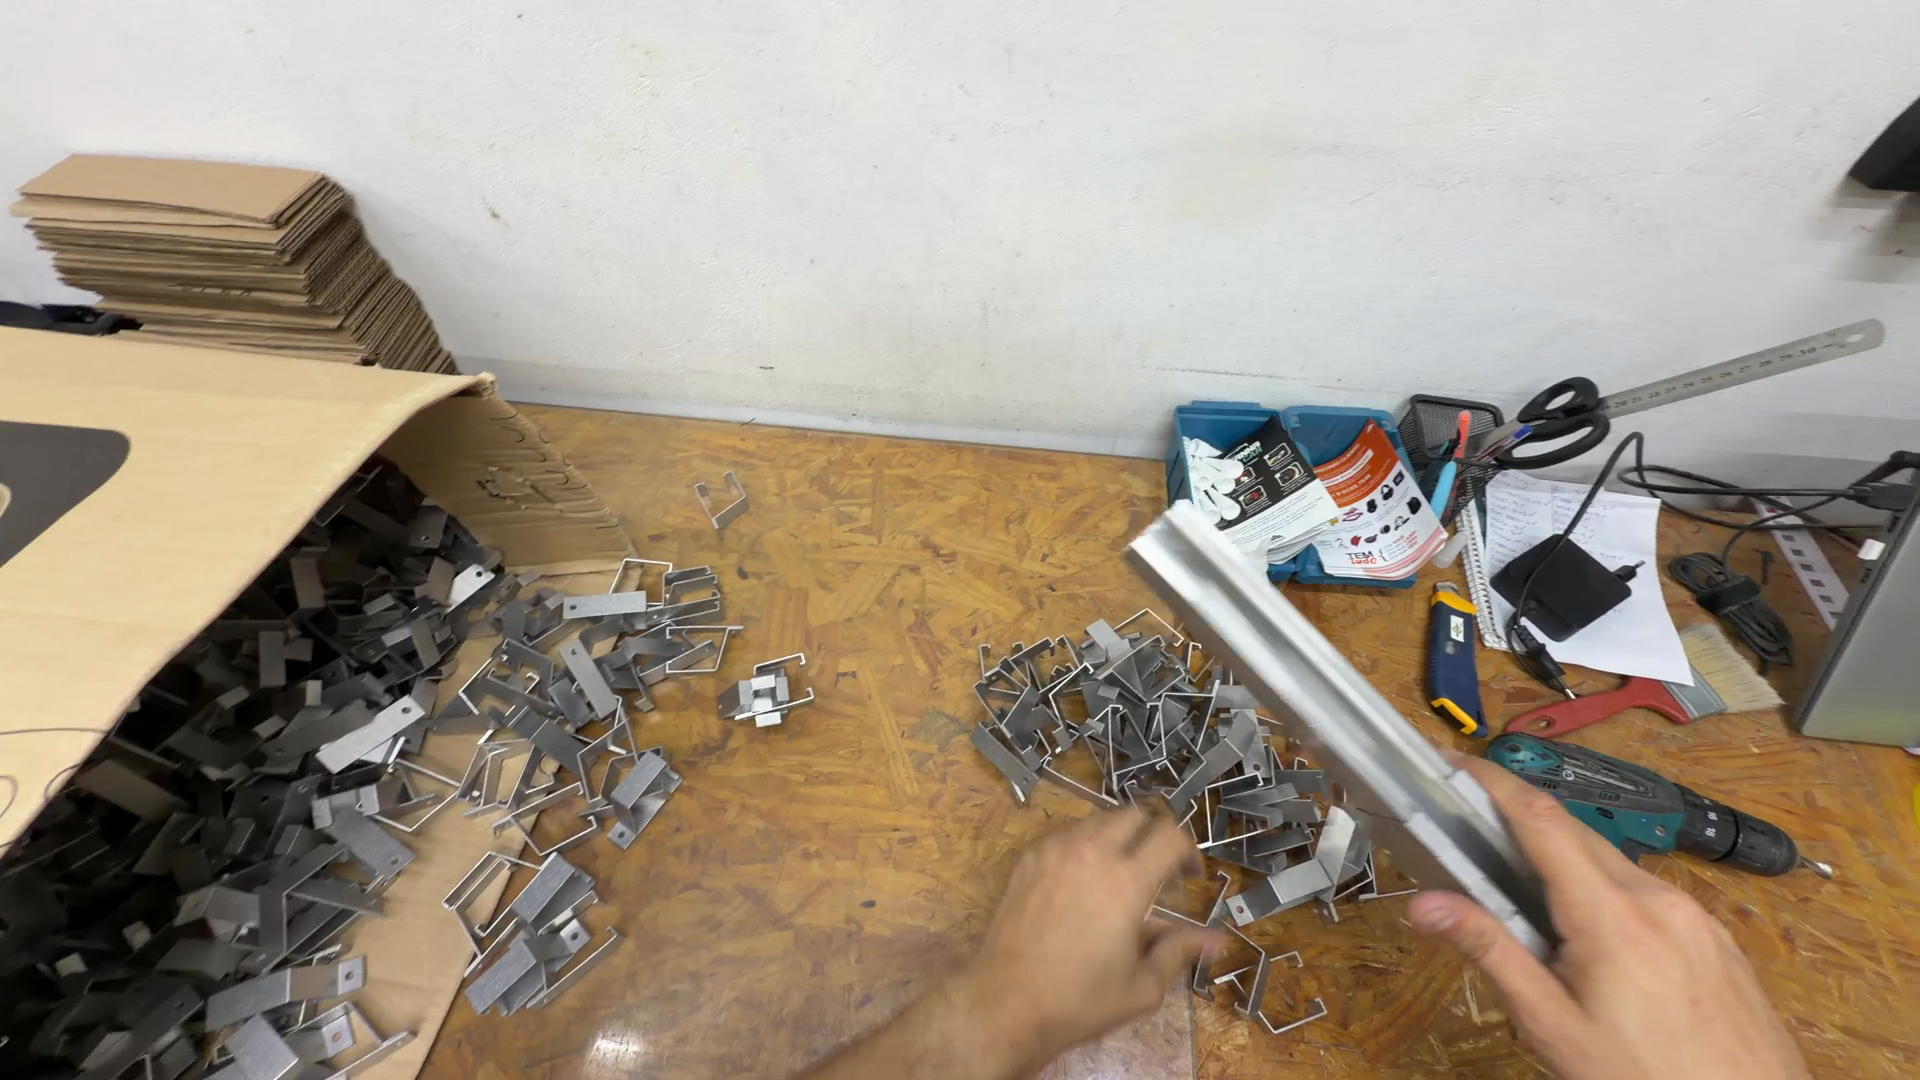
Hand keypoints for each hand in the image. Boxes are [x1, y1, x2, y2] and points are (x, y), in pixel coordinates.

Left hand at [946, 808, 1214, 1073]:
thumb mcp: (1142, 985)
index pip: (1170, 834)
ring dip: (1118, 836)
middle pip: (1134, 814)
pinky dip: (1083, 844)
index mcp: (1127, 881)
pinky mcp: (1029, 854)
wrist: (1007, 998)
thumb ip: (1180, 951)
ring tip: (1119, 873)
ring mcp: (1055, 847)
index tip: (1190, 875)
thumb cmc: (1080, 999)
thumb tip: (1217, 939)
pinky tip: (1081, 879)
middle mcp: (1092, 851)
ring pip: (1098, 818)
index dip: (1189, 849)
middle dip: (1153, 834)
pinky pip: (1065, 832)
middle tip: (1157, 867)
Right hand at [1409, 755, 1807, 1079]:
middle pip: (1571, 831)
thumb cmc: (1644, 1078)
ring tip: (1515, 879)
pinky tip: (1579, 921)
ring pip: (1606, 859)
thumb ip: (1489, 951)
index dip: (1493, 780)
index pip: (1540, 819)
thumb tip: (1422, 904)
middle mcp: (1660, 900)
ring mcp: (1695, 917)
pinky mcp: (1714, 938)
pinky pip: (1640, 887)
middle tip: (1464, 820)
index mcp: (1613, 915)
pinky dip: (1596, 881)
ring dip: (1555, 852)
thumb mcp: (1552, 1023)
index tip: (1452, 760)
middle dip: (1514, 815)